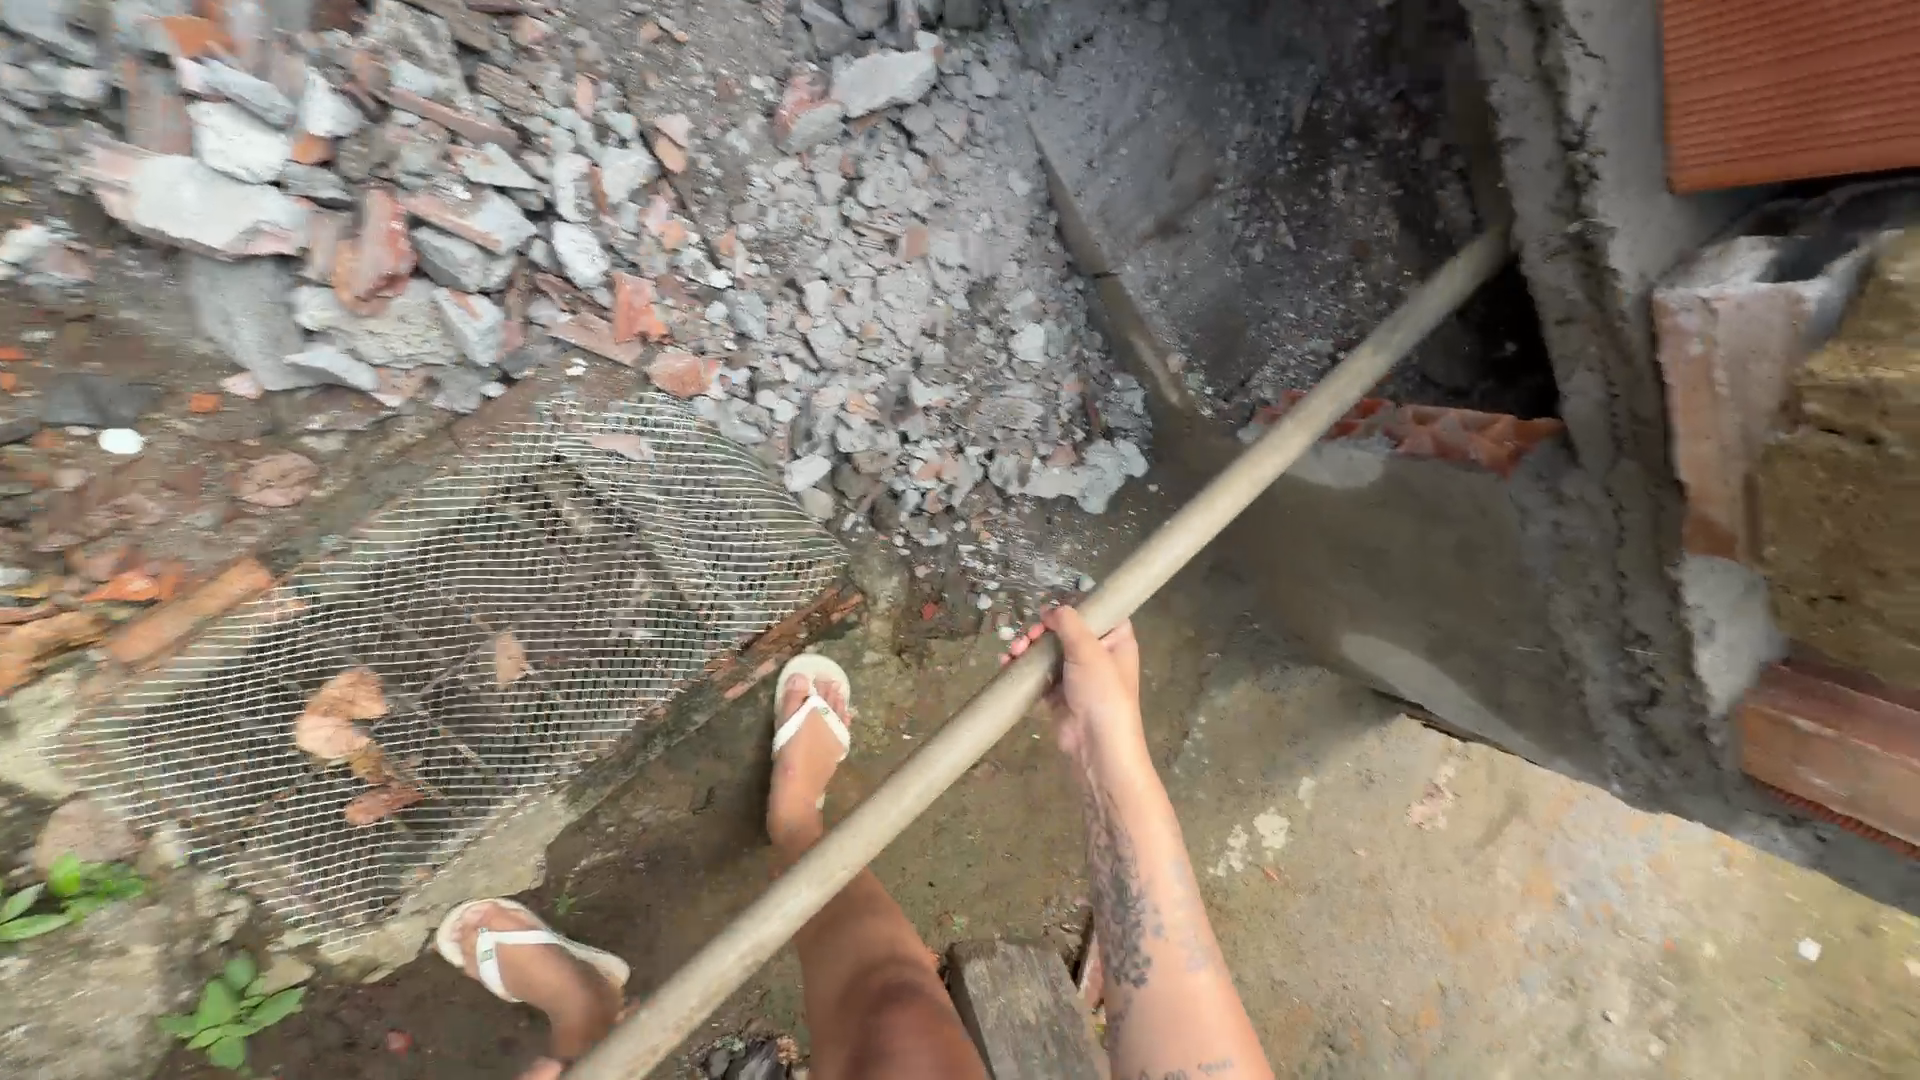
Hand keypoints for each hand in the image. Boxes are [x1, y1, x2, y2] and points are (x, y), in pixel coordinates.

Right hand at [1007, 606, 1146, 770]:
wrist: (1095, 743)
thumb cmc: (1102, 691)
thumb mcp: (1088, 650)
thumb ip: (1069, 623)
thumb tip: (1051, 610)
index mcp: (1116, 640)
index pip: (1099, 611)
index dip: (1076, 606)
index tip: (1054, 606)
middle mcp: (1097, 654)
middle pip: (1066, 629)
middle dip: (1042, 629)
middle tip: (1029, 635)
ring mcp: (1076, 674)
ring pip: (1048, 649)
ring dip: (1028, 646)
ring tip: (1014, 651)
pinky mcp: (1057, 692)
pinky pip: (1037, 671)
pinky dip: (1022, 665)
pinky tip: (1007, 663)